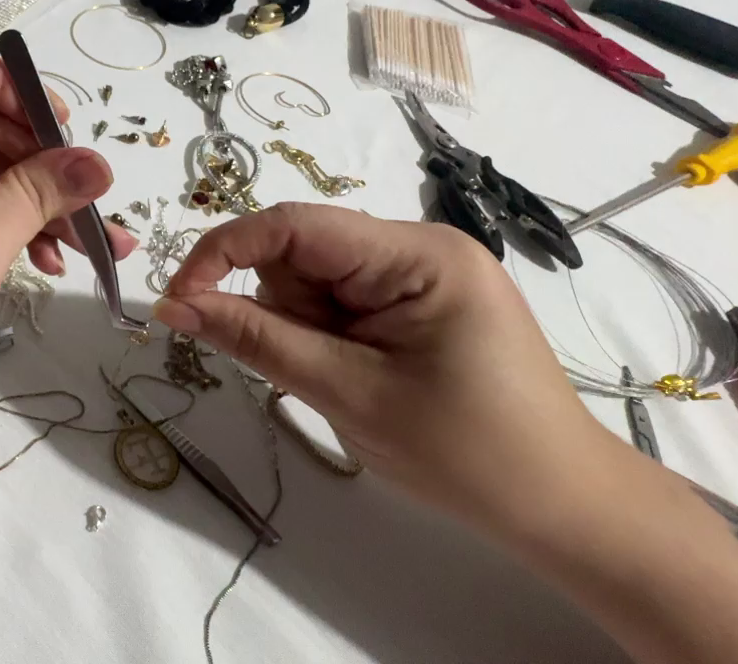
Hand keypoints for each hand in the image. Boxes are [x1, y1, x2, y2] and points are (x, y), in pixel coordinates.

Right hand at [154, 203, 605, 528]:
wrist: (567, 511)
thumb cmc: (467, 454)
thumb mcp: (346, 393)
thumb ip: (254, 340)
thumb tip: (170, 306)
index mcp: (415, 255)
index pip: (292, 226)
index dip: (223, 252)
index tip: (178, 301)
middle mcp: (416, 247)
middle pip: (299, 255)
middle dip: (280, 311)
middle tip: (311, 373)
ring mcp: (417, 272)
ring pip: (309, 280)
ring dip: (301, 329)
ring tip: (345, 382)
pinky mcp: (414, 299)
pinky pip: (334, 300)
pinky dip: (321, 336)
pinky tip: (354, 373)